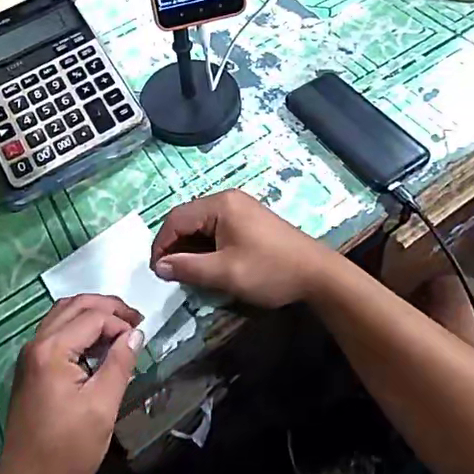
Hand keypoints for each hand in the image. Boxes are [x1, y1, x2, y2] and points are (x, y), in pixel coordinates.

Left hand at [0, 294, 143, 473]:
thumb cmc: (66, 450)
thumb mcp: (102, 407)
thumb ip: (119, 364)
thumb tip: (136, 334)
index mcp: (51, 350)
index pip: (93, 317)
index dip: (121, 323)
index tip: (142, 338)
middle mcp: (35, 344)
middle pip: (74, 305)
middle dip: (108, 307)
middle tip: (136, 320)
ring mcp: (29, 357)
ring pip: (62, 315)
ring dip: (92, 314)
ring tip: (120, 327)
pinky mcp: (29, 370)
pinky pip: (55, 332)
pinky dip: (78, 328)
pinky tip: (97, 345)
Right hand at [150, 189, 344, 308]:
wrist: (317, 274)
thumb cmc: (270, 270)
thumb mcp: (225, 273)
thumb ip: (188, 268)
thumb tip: (159, 266)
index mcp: (220, 204)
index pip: (176, 218)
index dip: (161, 244)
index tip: (156, 271)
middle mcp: (228, 199)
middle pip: (188, 219)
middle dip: (174, 245)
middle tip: (169, 273)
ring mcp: (240, 208)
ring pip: (201, 225)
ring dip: (190, 247)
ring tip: (186, 272)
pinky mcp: (249, 220)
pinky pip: (216, 229)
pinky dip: (206, 246)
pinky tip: (207, 265)